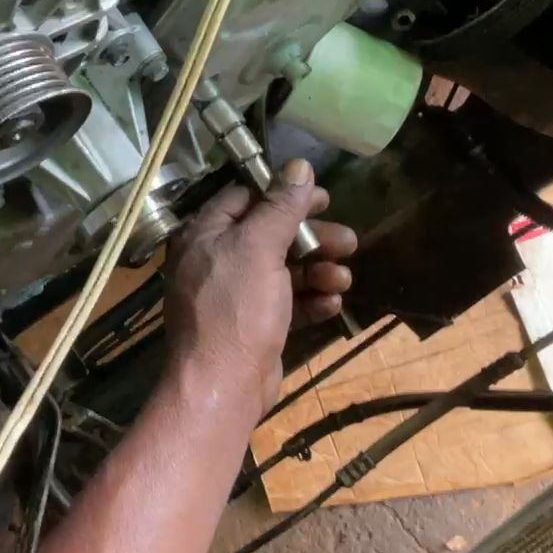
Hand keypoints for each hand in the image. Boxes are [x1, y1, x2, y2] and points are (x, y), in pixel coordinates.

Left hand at [163, 159, 357, 422]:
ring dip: (317, 270)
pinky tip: (333, 302)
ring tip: (344, 277)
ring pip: (282, 270)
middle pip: (271, 235)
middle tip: (347, 241)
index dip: (285, 195)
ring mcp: (233, 295)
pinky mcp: (252, 325)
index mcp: (205, 234)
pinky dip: (309, 299)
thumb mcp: (259, 248)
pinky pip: (285, 303)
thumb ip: (280, 207)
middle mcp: (215, 260)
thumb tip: (299, 166)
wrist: (222, 386)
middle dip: (311, 238)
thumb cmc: (235, 308)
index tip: (323, 198)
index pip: (246, 198)